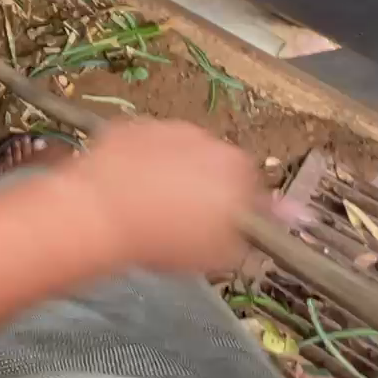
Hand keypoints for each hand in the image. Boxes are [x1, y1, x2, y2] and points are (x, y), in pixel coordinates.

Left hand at [49, 118, 256, 273]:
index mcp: (236, 166)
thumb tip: (279, 217)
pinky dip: (141, 157)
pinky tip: (129, 182)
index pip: (252, 184)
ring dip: (172, 167)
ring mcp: (162, 126)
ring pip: (179, 148)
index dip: (238, 205)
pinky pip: (144, 142)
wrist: (99, 211)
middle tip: (187, 213)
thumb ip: (253, 231)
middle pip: (214, 161)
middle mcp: (203, 138)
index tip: (225, 222)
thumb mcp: (222, 252)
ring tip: (152, 199)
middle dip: (205, 183)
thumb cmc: (164, 237)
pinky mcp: (127, 125)